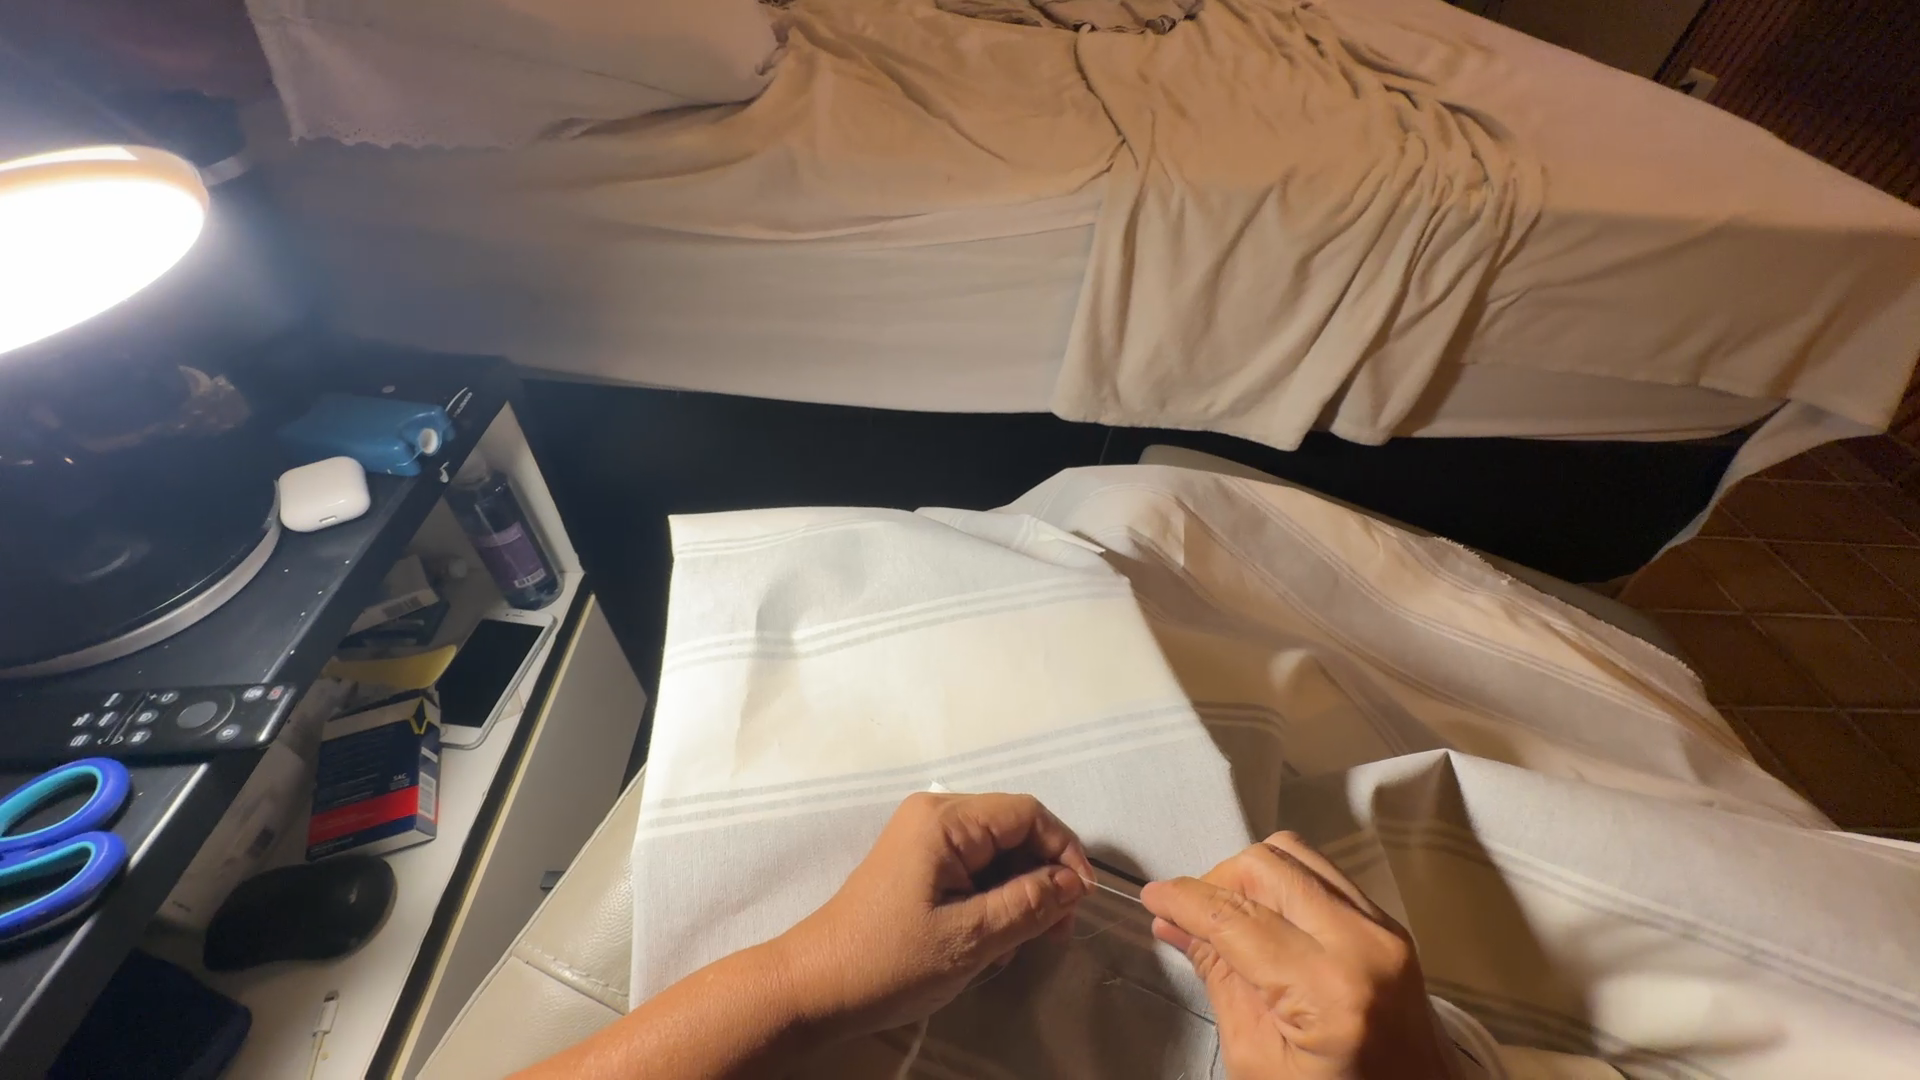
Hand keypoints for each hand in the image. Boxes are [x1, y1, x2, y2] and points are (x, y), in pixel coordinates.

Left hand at [769, 792, 1093, 1038]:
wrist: (816, 986)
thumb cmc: (890, 960)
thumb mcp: (970, 938)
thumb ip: (1028, 904)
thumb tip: (1074, 882)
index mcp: (945, 819)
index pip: (1026, 813)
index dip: (1063, 850)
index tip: (1080, 899)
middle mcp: (936, 814)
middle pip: (1012, 829)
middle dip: (1042, 876)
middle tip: (1057, 931)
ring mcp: (925, 836)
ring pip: (996, 851)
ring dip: (1018, 893)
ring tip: (1020, 944)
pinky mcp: (920, 861)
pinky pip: (974, 866)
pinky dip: (993, 898)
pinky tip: (992, 939)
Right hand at [1141, 832, 1449, 1079]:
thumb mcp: (1258, 1061)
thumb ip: (1217, 979)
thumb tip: (1172, 923)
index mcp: (1329, 994)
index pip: (1234, 917)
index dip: (1183, 900)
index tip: (1154, 897)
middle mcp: (1362, 946)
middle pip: (1263, 865)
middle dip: (1216, 881)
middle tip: (1194, 916)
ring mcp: (1382, 930)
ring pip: (1291, 854)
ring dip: (1248, 875)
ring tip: (1231, 915)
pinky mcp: (1388, 925)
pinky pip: (1319, 871)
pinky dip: (1281, 882)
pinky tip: (1267, 917)